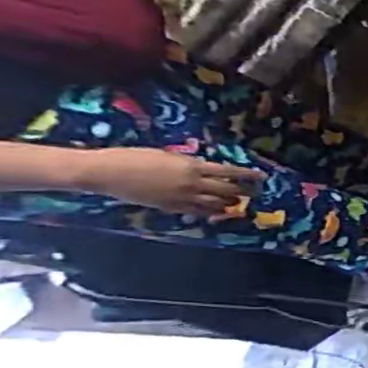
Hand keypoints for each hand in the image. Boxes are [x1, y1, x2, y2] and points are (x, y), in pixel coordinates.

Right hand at [76, 147, 263, 216]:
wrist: (106, 172)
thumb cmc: (133, 157)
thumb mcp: (167, 155)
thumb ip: (189, 163)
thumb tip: (206, 167)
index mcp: (193, 167)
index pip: (229, 172)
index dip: (247, 175)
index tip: (262, 177)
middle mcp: (193, 184)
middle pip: (228, 190)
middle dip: (244, 192)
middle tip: (255, 192)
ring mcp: (183, 198)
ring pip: (216, 205)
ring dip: (229, 204)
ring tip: (237, 203)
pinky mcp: (172, 208)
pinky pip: (197, 212)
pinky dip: (209, 212)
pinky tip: (215, 212)